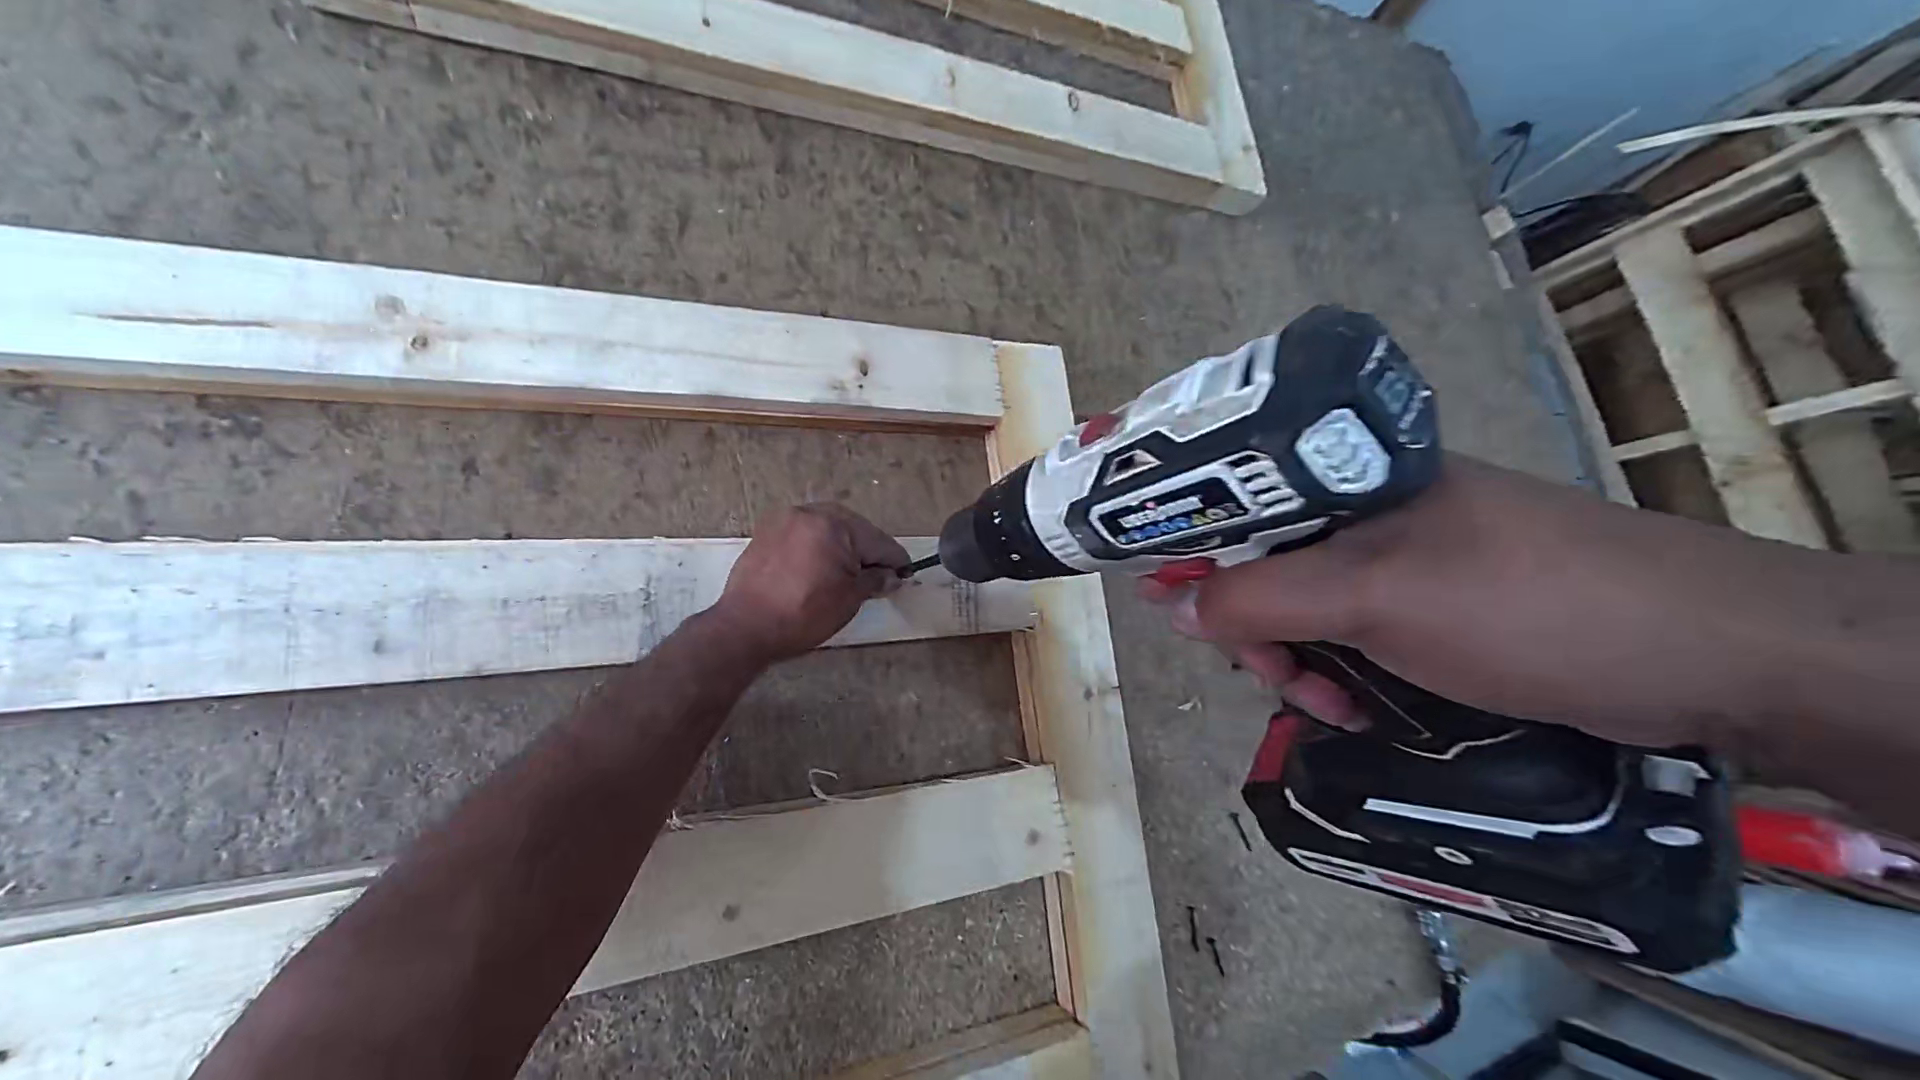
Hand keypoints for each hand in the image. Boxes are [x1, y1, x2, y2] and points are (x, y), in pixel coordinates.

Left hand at [708, 503, 909, 662]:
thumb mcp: (849, 599)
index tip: (906, 573)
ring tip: (850, 573)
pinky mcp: (767, 533)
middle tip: (880, 576)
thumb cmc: (803, 614)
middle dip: (868, 551)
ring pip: (827, 528)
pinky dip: (818, 546)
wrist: (745, 628)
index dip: (895, 560)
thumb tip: (892, 577)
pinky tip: (822, 567)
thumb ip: (874, 581)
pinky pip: (804, 533)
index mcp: (834, 524)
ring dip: (843, 546)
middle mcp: (809, 513)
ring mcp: (784, 520)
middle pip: (853, 528)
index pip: (878, 541)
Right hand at [1145, 454, 1832, 748]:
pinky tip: (1350, 703)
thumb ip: (1262, 599)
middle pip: (1266, 562)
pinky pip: (1347, 632)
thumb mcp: (1373, 598)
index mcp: (1350, 482)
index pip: (1239, 499)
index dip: (1190, 542)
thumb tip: (1174, 607)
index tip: (1152, 588)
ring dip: (1295, 657)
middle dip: (1252, 623)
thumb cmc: (1523, 603)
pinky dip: (1335, 669)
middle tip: (1262, 670)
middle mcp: (1368, 514)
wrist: (1706, 657)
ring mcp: (1400, 562)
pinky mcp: (1427, 607)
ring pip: (1303, 606)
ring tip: (1319, 700)